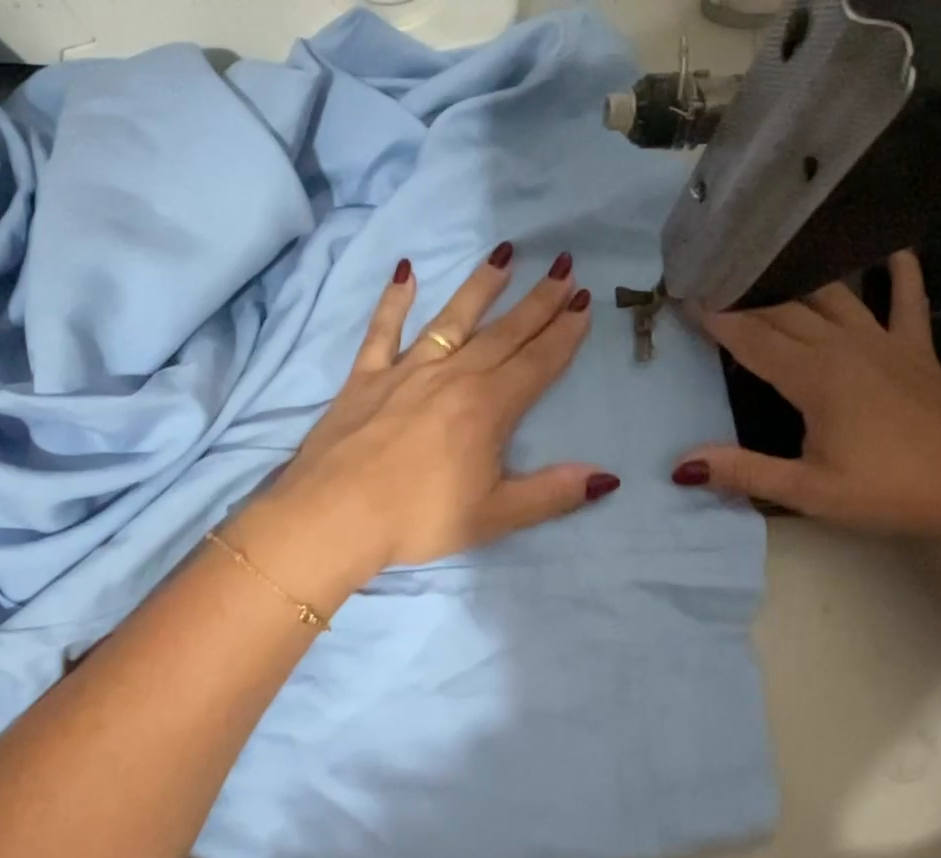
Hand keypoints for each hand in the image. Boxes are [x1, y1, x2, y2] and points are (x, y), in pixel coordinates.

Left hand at [242, 246, 614, 588]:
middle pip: (504, 333)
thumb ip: (552, 494)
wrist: (334, 515)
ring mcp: (406, 371)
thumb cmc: (418, 520)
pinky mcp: (365, 377)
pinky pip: (383, 330)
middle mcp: (452, 376)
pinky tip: (405, 272)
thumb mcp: (495, 516)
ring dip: (481, 286)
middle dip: (538, 301)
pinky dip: (395, 301)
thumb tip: (606, 478)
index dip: (565, 333)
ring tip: (504, 254)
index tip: (585, 301)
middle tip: (563, 267)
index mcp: (488, 408)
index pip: (538, 363)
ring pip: (452, 319)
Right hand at [673, 251, 940, 539]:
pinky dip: (898, 273)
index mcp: (815, 377)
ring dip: (800, 279)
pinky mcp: (919, 352)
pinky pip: (907, 301)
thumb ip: (745, 473)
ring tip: (771, 260)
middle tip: (712, 278)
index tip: (683, 296)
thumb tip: (682, 465)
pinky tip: (892, 251)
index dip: (715, 318)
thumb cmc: (893, 492)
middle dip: (745, 295)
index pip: (751, 338)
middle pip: (785, 311)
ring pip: (834, 297)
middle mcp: (846, 346)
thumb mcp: (810, 492)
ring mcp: (887, 343)